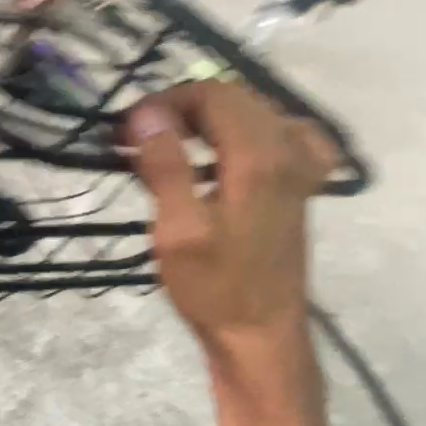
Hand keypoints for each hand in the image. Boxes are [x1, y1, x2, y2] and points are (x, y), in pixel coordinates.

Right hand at [126, 80, 337, 364]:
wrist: (260, 331)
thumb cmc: (213, 286)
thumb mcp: (177, 230)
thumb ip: (165, 166)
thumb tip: (144, 114)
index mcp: (260, 157)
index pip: (214, 95)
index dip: (165, 100)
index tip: (124, 129)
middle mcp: (289, 150)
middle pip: (235, 98)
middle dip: (180, 107)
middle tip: (134, 139)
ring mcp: (300, 166)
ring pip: (254, 112)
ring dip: (205, 118)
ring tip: (164, 145)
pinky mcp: (297, 184)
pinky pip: (277, 133)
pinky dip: (242, 131)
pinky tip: (223, 150)